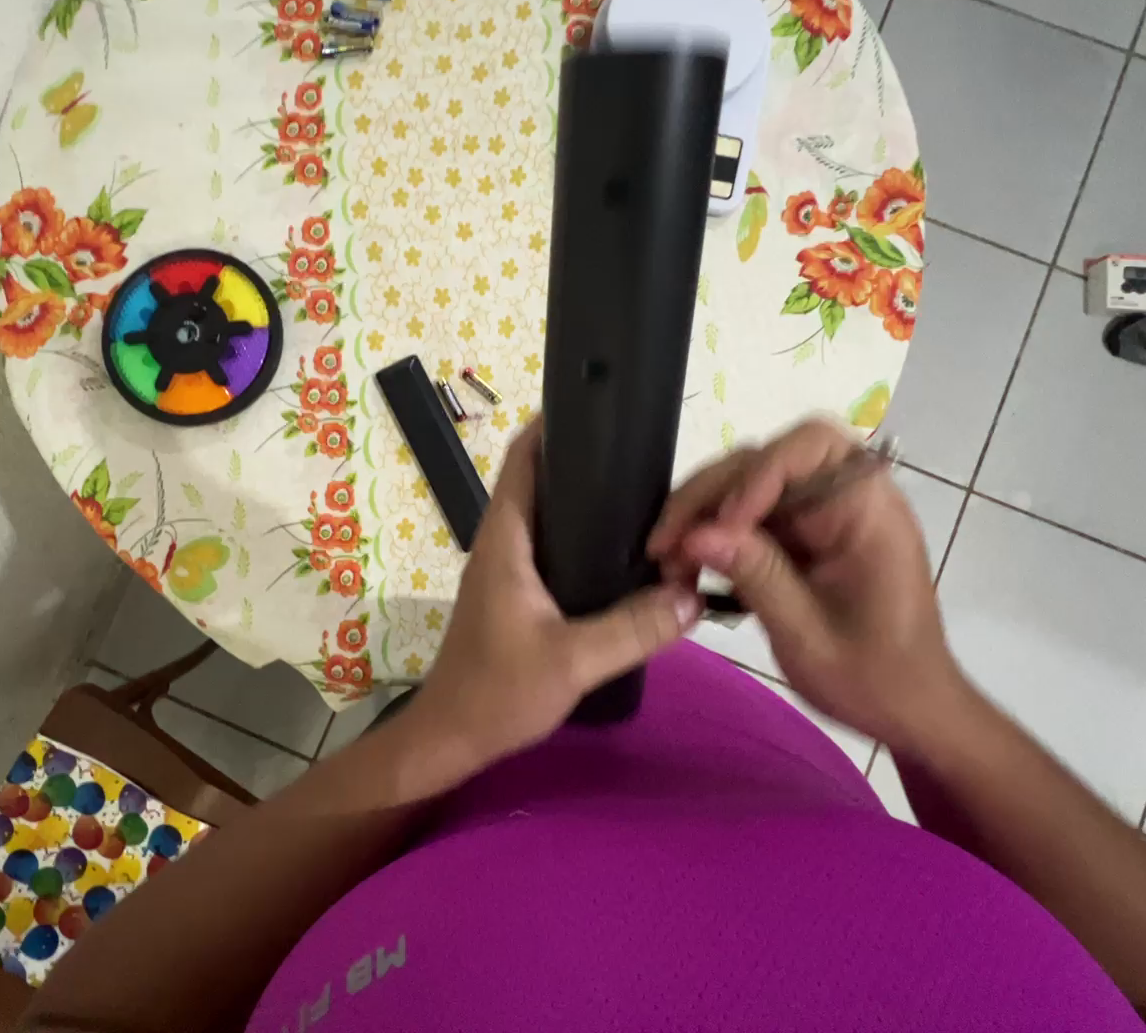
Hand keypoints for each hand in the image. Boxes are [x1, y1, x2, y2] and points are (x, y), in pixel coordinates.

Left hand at [400, 418, 701, 767]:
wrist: (451, 737)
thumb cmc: (496, 692)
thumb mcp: (572, 661)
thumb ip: (634, 627)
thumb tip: (694, 594)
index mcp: (505, 539)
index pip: (523, 459)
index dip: (555, 424)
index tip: (603, 407)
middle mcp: (503, 542)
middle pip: (541, 480)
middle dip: (586, 460)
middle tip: (648, 457)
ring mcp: (507, 568)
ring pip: (549, 516)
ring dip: (587, 502)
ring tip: (646, 497)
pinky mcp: (516, 593)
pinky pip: (552, 547)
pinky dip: (583, 538)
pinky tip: (624, 554)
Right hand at [647, 418, 967, 751]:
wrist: (907, 709)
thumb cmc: (873, 680)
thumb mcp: (808, 637)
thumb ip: (757, 577)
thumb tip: (695, 535)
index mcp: (867, 511)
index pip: (812, 446)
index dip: (758, 473)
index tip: (719, 526)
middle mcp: (843, 497)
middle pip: (764, 460)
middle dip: (708, 496)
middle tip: (664, 545)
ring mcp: (818, 514)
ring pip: (744, 484)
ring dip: (700, 515)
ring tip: (667, 560)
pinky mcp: (799, 533)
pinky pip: (746, 516)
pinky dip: (711, 536)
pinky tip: (686, 566)